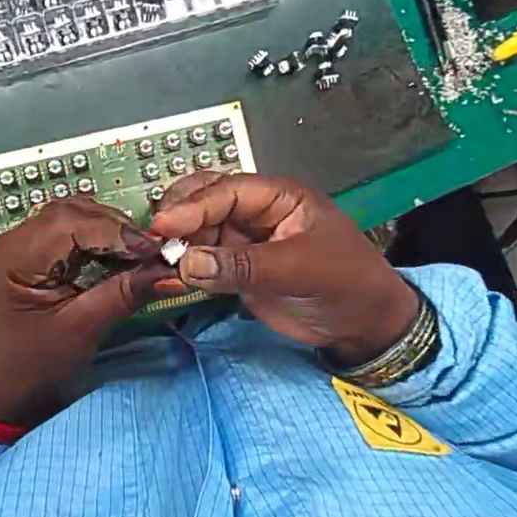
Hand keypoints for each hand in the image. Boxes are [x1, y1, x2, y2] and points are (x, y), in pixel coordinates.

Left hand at [0, 197, 183, 444]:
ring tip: (137, 256)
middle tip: (151, 253)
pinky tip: (117, 259)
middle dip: (115, 228)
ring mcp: (17, 249)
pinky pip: (66, 236)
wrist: (1, 398)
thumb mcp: (81, 331)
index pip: (70, 223)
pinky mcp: (29, 259)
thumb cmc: (31, 371)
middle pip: (70, 213)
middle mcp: (9, 244)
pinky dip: (96, 242)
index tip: (155, 251)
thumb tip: (170, 271)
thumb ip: (124, 294)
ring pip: (70, 219)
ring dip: (107, 232)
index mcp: (11, 258)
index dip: (117, 231)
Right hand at [149, 173, 417, 366]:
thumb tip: (189, 263)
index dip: (193, 206)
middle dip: (179, 215)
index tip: (163, 225)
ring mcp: (242, 241)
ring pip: (198, 231)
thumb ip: (245, 266)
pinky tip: (169, 274)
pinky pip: (202, 261)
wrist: (360, 324)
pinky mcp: (234, 269)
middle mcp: (254, 213)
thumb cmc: (345, 284)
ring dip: (177, 243)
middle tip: (155, 238)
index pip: (226, 192)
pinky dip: (184, 267)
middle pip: (205, 202)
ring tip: (159, 259)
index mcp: (277, 197)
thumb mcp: (300, 270)